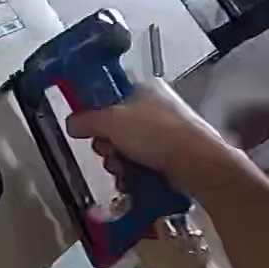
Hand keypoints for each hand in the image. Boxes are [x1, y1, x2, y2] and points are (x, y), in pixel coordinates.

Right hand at [64, 79, 261, 197]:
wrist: (197, 164)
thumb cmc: (156, 134)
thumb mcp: (112, 122)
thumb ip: (86, 120)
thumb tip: (71, 124)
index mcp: (144, 88)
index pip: (110, 94)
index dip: (95, 109)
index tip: (86, 125)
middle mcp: (155, 107)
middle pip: (115, 125)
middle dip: (105, 142)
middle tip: (107, 150)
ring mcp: (164, 133)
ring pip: (126, 147)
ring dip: (116, 160)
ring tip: (121, 168)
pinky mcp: (170, 156)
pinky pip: (140, 163)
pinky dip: (132, 172)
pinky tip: (131, 179)